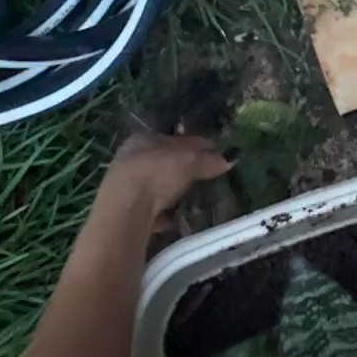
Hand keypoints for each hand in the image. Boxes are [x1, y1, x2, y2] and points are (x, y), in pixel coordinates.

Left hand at [97, 132, 234, 218]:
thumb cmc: (156, 173)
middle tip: (208, 175)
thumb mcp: (189, 161)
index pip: (174, 138)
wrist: (125, 214)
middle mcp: (130, 161)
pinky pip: (153, 211)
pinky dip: (166, 213)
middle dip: (185, 169)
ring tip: (196, 198)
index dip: (196, 144)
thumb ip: (209, 159)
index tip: (215, 151)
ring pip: (157, 186)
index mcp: (142, 139)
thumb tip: (231, 158)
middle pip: (164, 162)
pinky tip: (179, 218)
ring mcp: (126, 189)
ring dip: (174, 192)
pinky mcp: (127, 215)